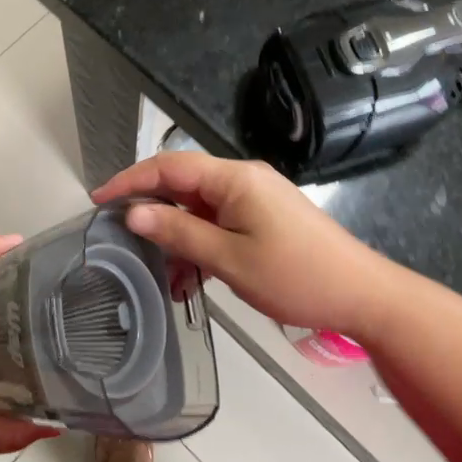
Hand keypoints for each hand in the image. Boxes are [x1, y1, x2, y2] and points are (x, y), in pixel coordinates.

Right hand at [93, 152, 401, 338]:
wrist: (363, 296)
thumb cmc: (297, 276)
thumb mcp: (230, 260)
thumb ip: (179, 234)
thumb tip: (134, 214)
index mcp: (235, 179)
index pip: (170, 166)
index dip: (131, 180)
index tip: (98, 200)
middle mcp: (244, 180)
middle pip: (183, 183)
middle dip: (150, 208)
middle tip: (118, 236)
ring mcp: (256, 200)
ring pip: (199, 208)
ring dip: (175, 235)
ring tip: (155, 270)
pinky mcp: (264, 220)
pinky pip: (219, 223)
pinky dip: (199, 245)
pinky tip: (187, 279)